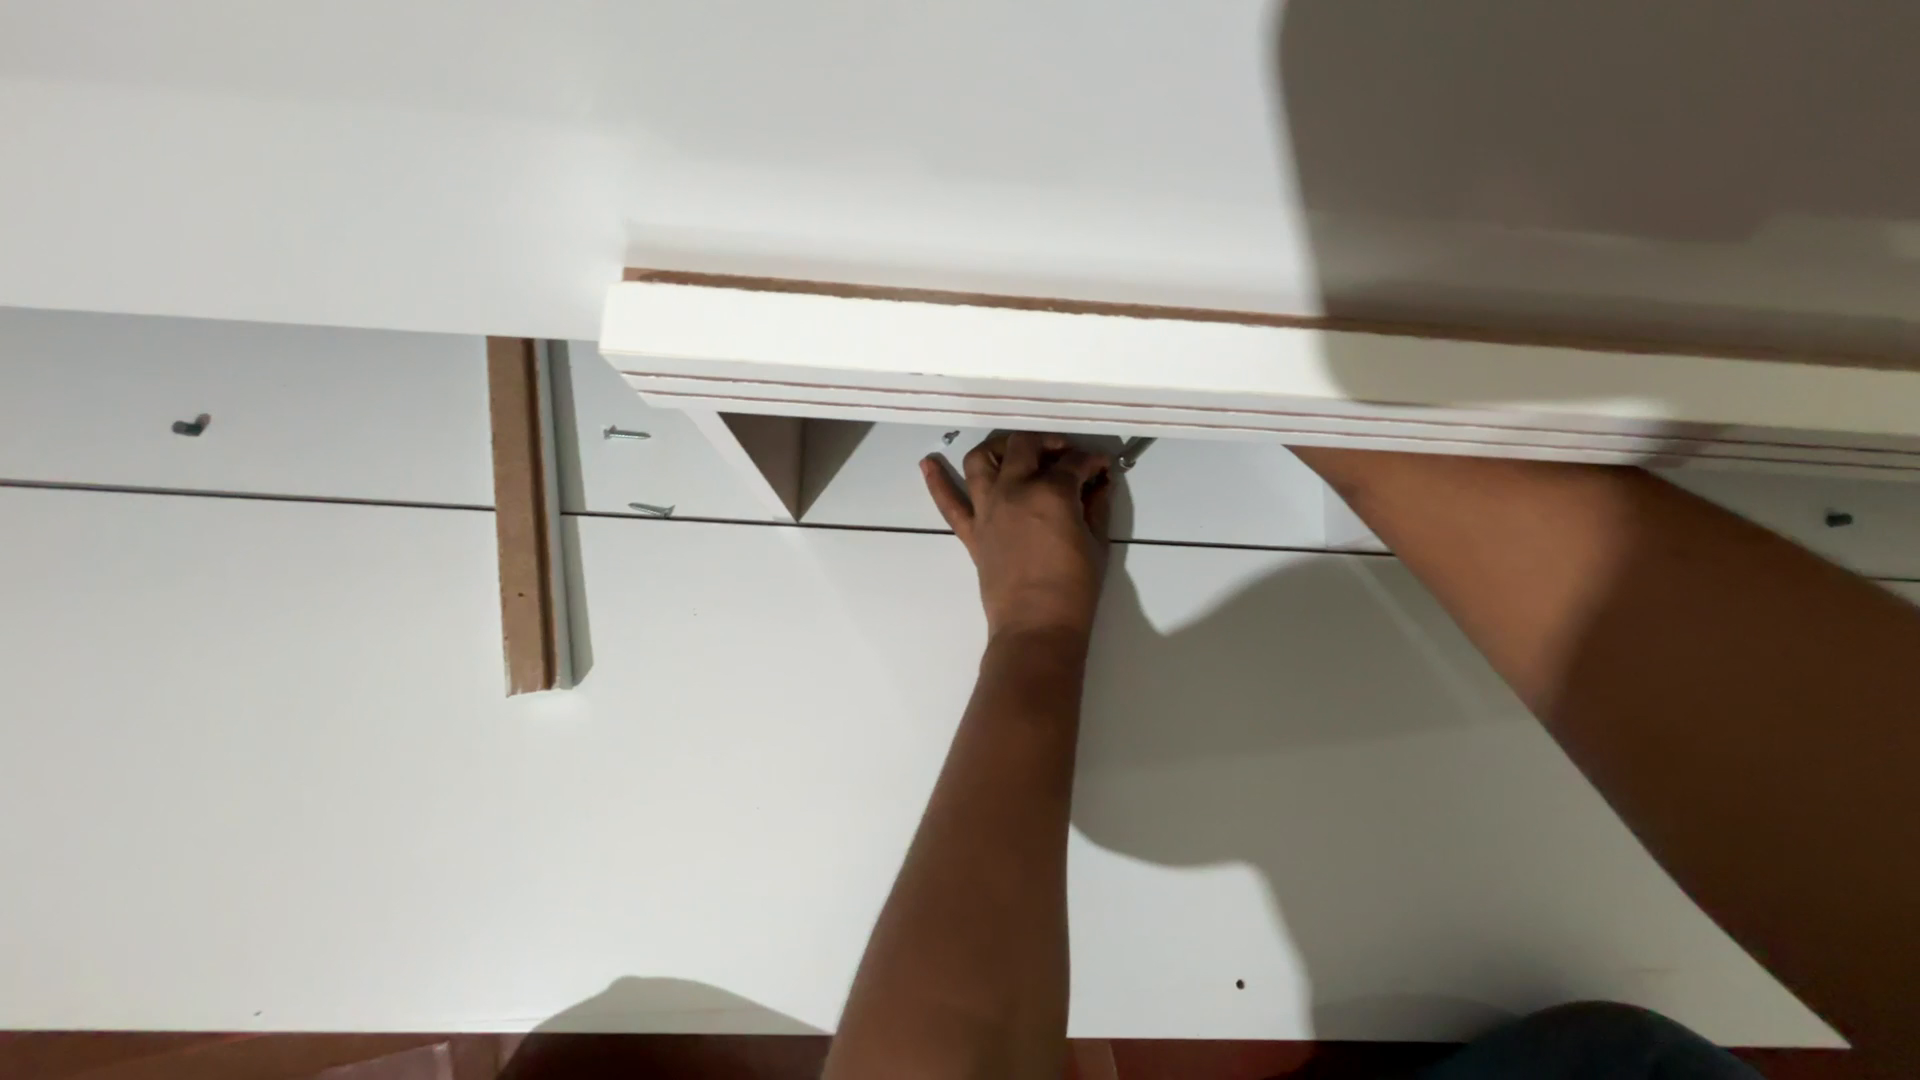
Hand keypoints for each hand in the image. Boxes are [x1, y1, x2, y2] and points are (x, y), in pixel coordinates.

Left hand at [921, 432, 1113, 641]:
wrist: (1036, 626)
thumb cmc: (1074, 589)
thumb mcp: (1096, 543)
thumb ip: (1096, 506)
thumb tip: (1099, 484)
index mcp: (1051, 492)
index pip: (1074, 463)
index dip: (1091, 460)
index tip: (1100, 466)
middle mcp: (1014, 490)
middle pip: (1024, 446)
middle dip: (1048, 443)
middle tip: (1064, 455)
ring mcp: (988, 509)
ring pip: (981, 460)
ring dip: (998, 448)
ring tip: (1013, 452)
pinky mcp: (971, 532)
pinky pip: (948, 503)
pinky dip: (937, 481)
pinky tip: (928, 464)